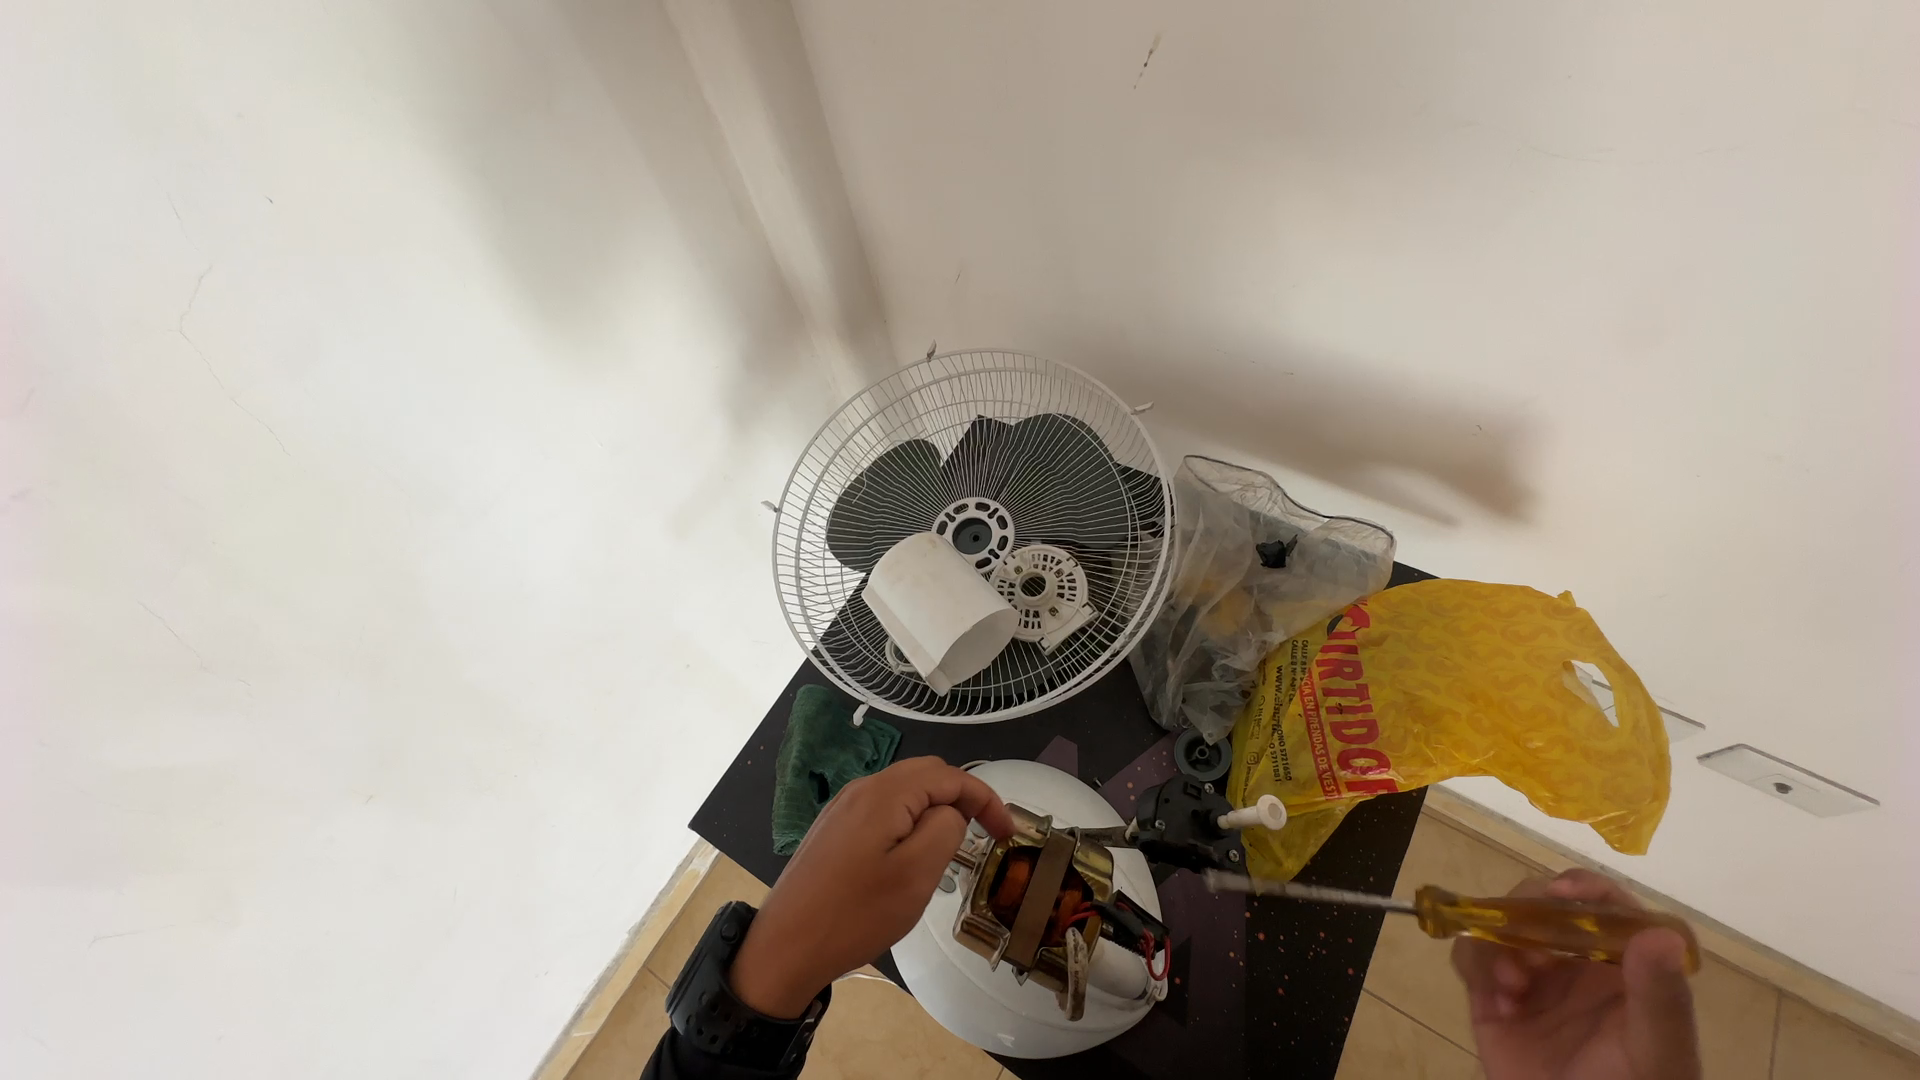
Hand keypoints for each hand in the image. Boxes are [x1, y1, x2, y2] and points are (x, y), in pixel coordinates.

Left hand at [728, 756, 1014, 1017]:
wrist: (784, 947)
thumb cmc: (855, 913)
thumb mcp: (916, 876)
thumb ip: (945, 830)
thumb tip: (951, 812)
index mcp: (886, 793)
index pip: (950, 776)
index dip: (985, 799)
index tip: (1007, 833)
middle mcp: (863, 789)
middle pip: (926, 774)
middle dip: (961, 798)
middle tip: (984, 835)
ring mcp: (844, 807)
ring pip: (904, 791)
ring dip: (934, 809)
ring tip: (950, 847)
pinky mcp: (834, 828)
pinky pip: (883, 809)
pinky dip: (909, 820)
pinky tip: (910, 854)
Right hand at [1454, 870, 1699, 1079]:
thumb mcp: (1658, 1055)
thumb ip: (1660, 999)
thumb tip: (1659, 934)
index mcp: (1622, 970)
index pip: (1609, 907)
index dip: (1589, 887)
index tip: (1565, 889)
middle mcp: (1575, 964)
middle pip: (1543, 904)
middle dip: (1527, 913)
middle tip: (1524, 939)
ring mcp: (1530, 977)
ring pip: (1499, 923)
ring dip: (1497, 944)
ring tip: (1511, 989)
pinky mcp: (1489, 993)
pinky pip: (1469, 954)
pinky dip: (1475, 969)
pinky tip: (1496, 1006)